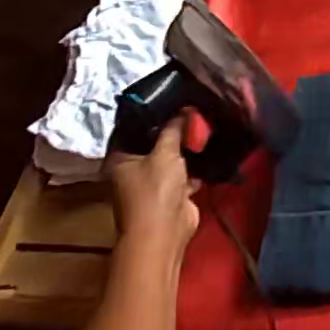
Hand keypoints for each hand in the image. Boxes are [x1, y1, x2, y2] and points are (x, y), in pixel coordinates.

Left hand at [109, 114, 200, 258]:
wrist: (165, 233)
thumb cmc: (155, 189)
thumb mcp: (165, 152)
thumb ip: (174, 129)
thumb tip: (182, 109)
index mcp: (120, 159)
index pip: (132, 129)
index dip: (150, 114)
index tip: (170, 97)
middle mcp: (133, 169)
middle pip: (153, 143)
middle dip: (172, 129)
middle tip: (190, 109)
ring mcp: (153, 183)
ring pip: (171, 158)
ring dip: (185, 147)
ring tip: (203, 124)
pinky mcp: (172, 194)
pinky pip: (185, 173)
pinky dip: (195, 165)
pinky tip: (209, 148)